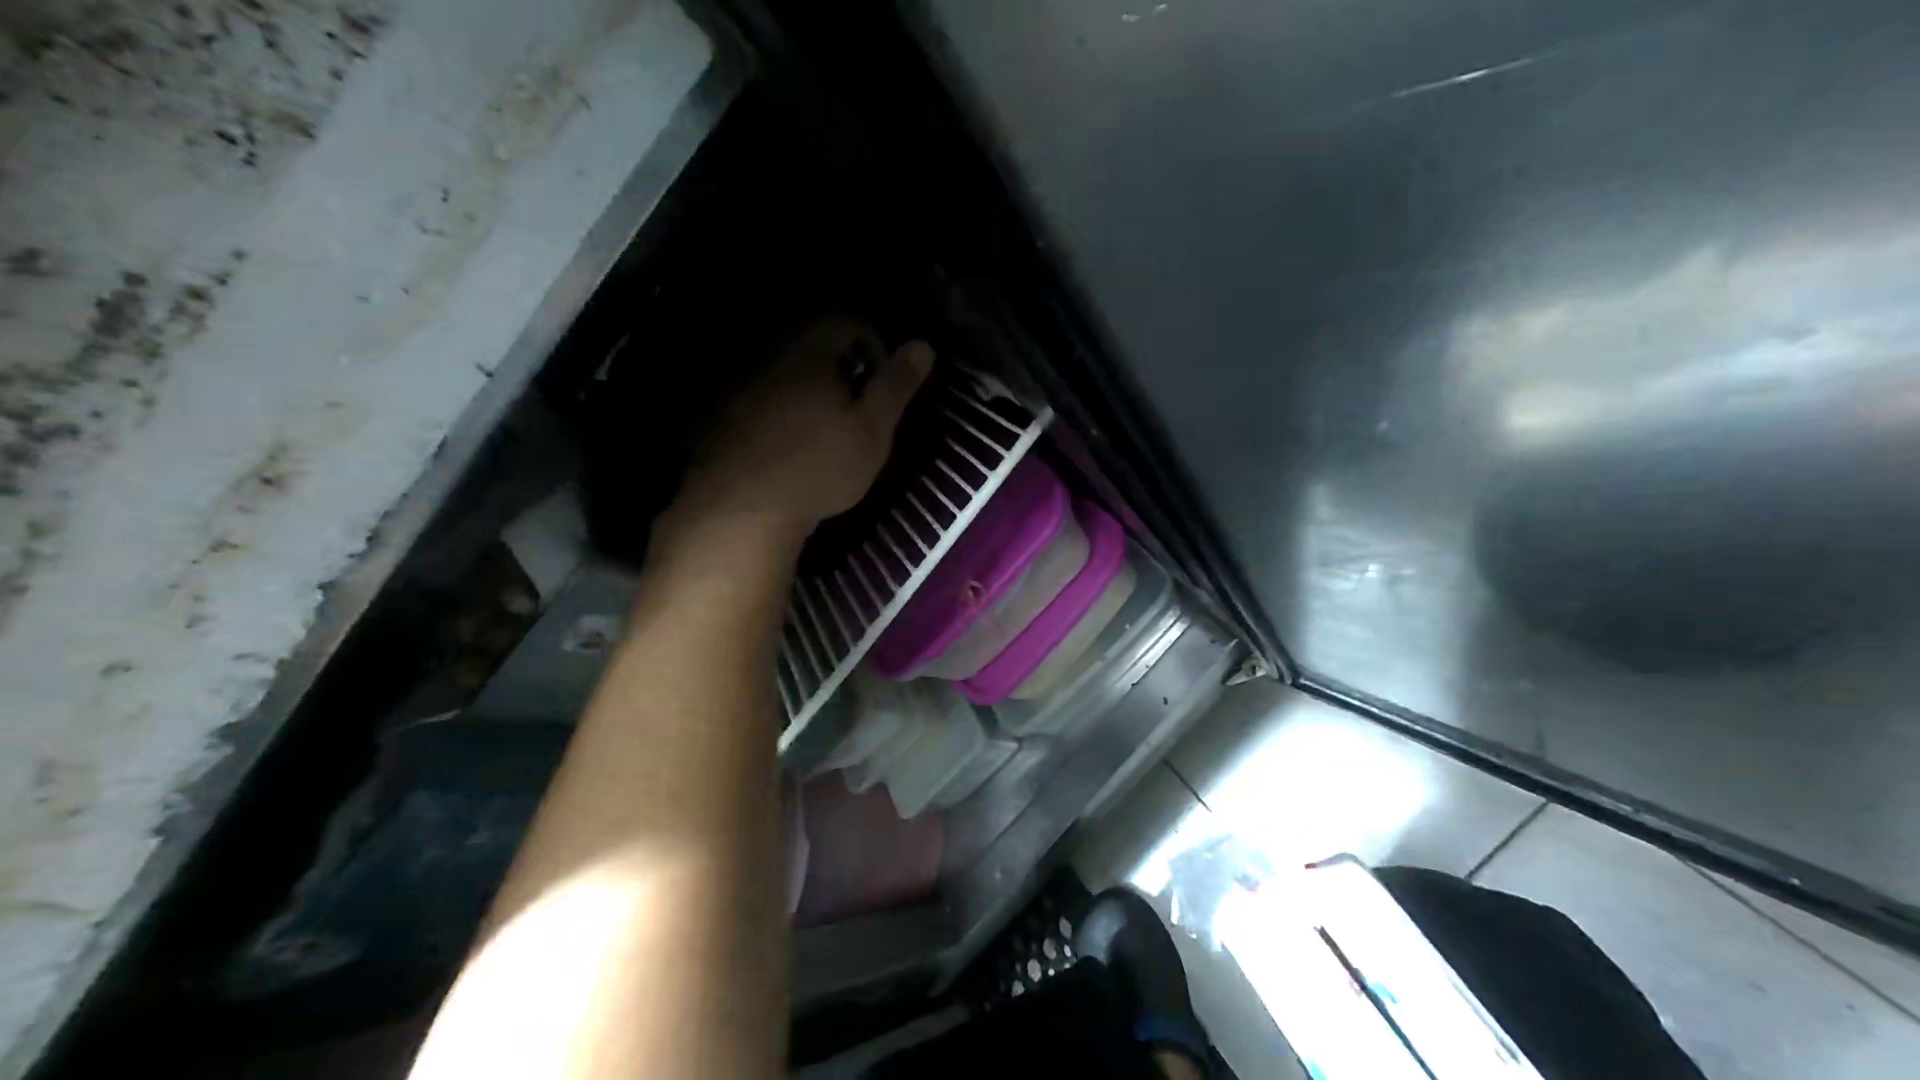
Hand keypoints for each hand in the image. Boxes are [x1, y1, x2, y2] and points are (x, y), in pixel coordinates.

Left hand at [675, 317, 933, 541]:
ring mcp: (740, 389)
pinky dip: (780, 415)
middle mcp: (771, 360)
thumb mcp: (873, 429)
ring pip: (784, 375)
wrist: (743, 510)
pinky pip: (758, 402)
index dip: (873, 343)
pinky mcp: (721, 420)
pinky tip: (788, 450)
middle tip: (858, 409)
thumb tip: (923, 345)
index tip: (883, 382)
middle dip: (840, 369)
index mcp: (810, 354)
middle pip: (811, 345)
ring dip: (808, 392)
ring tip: (825, 432)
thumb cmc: (820, 467)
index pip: (845, 322)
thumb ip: (896, 384)